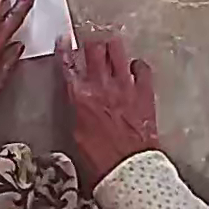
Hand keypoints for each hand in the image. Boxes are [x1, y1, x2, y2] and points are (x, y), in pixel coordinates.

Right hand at [59, 36, 159, 189]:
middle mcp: (101, 86)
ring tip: (111, 50)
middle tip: (91, 47)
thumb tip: (78, 98)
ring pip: (117, 51)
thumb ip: (76, 109)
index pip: (68, 65)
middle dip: (91, 45)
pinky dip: (136, 65)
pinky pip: (141, 67)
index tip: (64, 39)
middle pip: (94, 49)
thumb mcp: (76, 133)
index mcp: (81, 97)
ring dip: (112, 48)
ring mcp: (125, 86)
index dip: (64, 49)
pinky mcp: (144, 91)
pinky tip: (133, 69)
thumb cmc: (99, 158)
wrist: (129, 169)